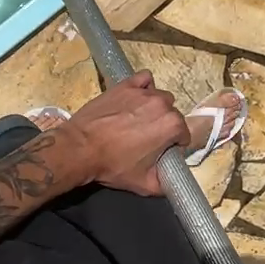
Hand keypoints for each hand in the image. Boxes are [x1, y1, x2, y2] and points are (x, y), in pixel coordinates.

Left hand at [58, 70, 190, 195]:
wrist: (81, 147)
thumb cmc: (113, 165)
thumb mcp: (145, 184)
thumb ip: (165, 183)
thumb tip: (171, 181)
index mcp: (171, 126)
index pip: (184, 134)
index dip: (174, 146)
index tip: (160, 152)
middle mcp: (161, 104)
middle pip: (172, 114)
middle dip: (164, 126)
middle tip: (147, 139)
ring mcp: (142, 92)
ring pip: (159, 97)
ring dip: (155, 107)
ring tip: (139, 120)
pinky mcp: (125, 85)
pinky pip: (144, 79)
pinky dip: (144, 87)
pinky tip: (136, 99)